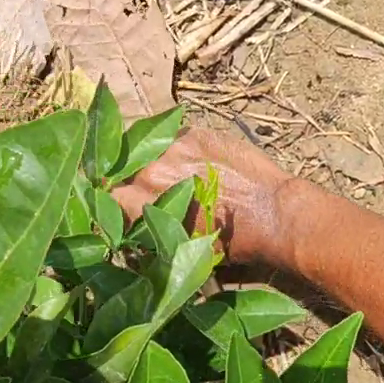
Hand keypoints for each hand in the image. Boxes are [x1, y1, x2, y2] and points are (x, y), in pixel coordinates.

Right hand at [111, 127, 304, 265]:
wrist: (274, 216)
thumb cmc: (230, 244)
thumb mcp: (181, 248)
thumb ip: (150, 233)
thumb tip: (135, 230)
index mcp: (140, 202)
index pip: (109, 197)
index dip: (118, 203)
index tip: (128, 208)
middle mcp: (151, 169)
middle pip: (129, 171)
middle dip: (139, 182)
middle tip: (159, 192)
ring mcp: (174, 147)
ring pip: (151, 151)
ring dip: (161, 163)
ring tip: (181, 176)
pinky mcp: (197, 133)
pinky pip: (177, 138)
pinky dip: (184, 151)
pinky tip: (201, 164)